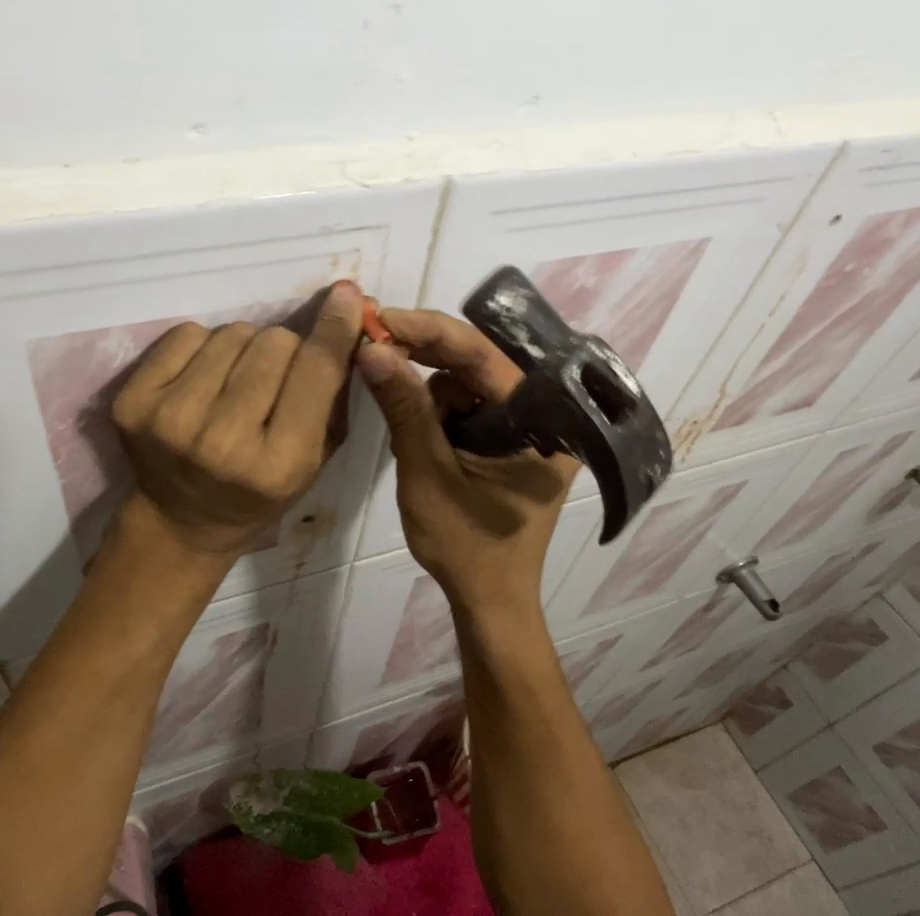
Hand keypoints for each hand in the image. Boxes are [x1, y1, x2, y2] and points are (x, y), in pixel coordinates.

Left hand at [110, 282, 363, 560]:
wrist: (183, 522)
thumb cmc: (263, 490)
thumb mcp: (316, 456)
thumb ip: (336, 390)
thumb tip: (349, 309)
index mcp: (279, 463)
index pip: (315, 369)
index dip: (334, 328)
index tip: (345, 295)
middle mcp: (223, 441)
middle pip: (274, 342)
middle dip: (284, 350)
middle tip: (275, 377)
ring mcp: (171, 421)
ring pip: (232, 333)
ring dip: (243, 348)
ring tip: (237, 381)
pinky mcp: (132, 403)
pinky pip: (186, 334)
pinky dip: (203, 347)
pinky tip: (202, 380)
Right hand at [354, 308, 578, 610]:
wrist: (491, 600)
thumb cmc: (465, 546)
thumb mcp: (427, 473)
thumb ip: (404, 408)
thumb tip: (372, 349)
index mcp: (542, 422)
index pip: (482, 356)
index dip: (427, 330)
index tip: (380, 318)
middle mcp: (547, 416)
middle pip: (479, 363)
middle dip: (425, 357)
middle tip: (375, 348)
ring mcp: (534, 428)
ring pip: (471, 383)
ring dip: (432, 394)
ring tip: (409, 434)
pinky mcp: (516, 440)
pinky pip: (473, 406)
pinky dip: (442, 412)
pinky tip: (423, 438)